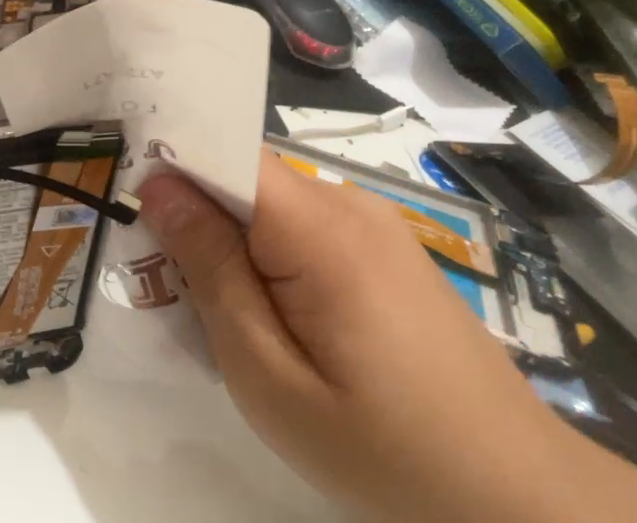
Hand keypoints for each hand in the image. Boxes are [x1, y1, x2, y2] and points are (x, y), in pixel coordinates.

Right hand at [141, 154, 636, 522]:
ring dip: (225, 243)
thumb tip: (159, 186)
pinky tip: (260, 317)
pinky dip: (263, 260)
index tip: (114, 183)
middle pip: (242, 179)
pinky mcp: (386, 258)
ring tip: (198, 305)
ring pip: (267, 208)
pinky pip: (300, 233)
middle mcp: (350, 206)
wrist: (522, 502)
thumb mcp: (266, 370)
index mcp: (320, 227)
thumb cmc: (382, 445)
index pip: (224, 149)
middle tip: (149, 270)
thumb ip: (210, 269)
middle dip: (189, 212)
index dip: (167, 158)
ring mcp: (375, 230)